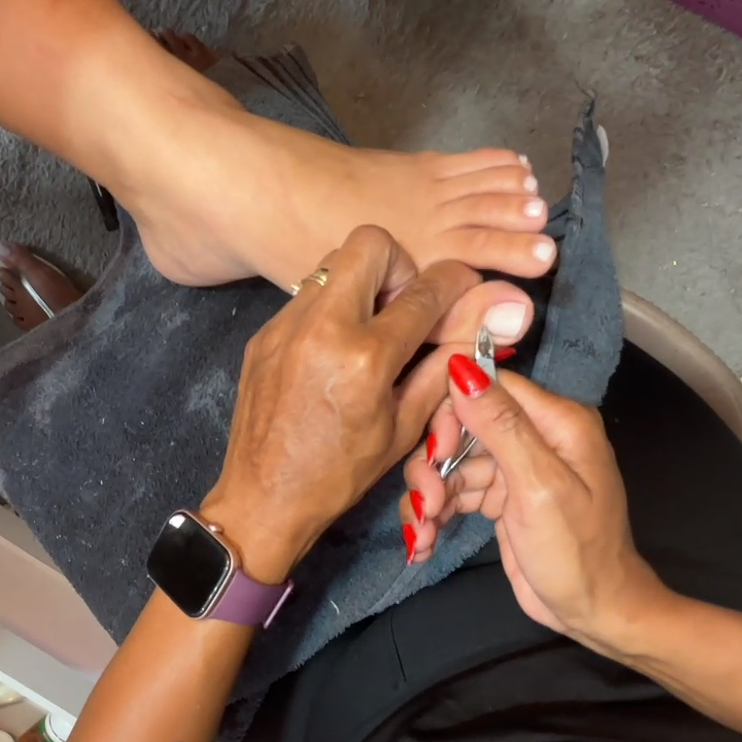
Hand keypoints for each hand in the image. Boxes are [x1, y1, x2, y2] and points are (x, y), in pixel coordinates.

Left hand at [202, 226, 487, 580]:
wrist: (263, 498)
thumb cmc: (337, 475)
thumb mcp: (403, 429)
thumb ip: (442, 367)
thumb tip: (479, 322)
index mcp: (365, 358)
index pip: (426, 289)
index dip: (456, 283)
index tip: (461, 292)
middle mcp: (321, 329)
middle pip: (371, 243)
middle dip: (398, 266)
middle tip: (399, 308)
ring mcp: (284, 328)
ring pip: (331, 264)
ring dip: (360, 283)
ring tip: (366, 329)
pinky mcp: (261, 336)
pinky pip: (303, 297)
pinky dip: (327, 309)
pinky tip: (332, 351)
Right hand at [399, 359, 669, 643]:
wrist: (590, 611)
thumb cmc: (575, 551)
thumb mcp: (538, 486)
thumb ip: (501, 426)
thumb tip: (463, 367)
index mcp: (555, 422)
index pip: (487, 389)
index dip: (450, 416)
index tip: (436, 457)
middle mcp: (533, 437)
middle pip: (459, 428)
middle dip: (433, 468)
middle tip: (427, 507)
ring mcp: (513, 469)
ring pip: (448, 465)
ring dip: (428, 499)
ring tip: (423, 536)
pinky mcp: (497, 498)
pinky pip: (453, 492)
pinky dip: (434, 516)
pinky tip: (424, 543)